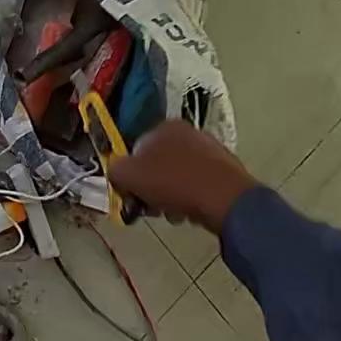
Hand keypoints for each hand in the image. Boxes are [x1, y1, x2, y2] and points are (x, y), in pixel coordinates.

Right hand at [110, 120, 259, 232]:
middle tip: (151, 208)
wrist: (224, 197)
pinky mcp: (225, 169)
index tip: (130, 196)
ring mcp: (210, 149)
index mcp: (165, 126)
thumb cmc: (174, 182)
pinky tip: (190, 212)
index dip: (129, 174)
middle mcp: (189, 132)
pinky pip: (197, 185)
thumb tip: (118, 172)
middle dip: (151, 188)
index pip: (136, 148)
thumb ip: (115, 170)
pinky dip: (191, 198)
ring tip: (172, 213)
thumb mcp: (130, 176)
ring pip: (177, 176)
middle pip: (158, 163)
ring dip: (170, 196)